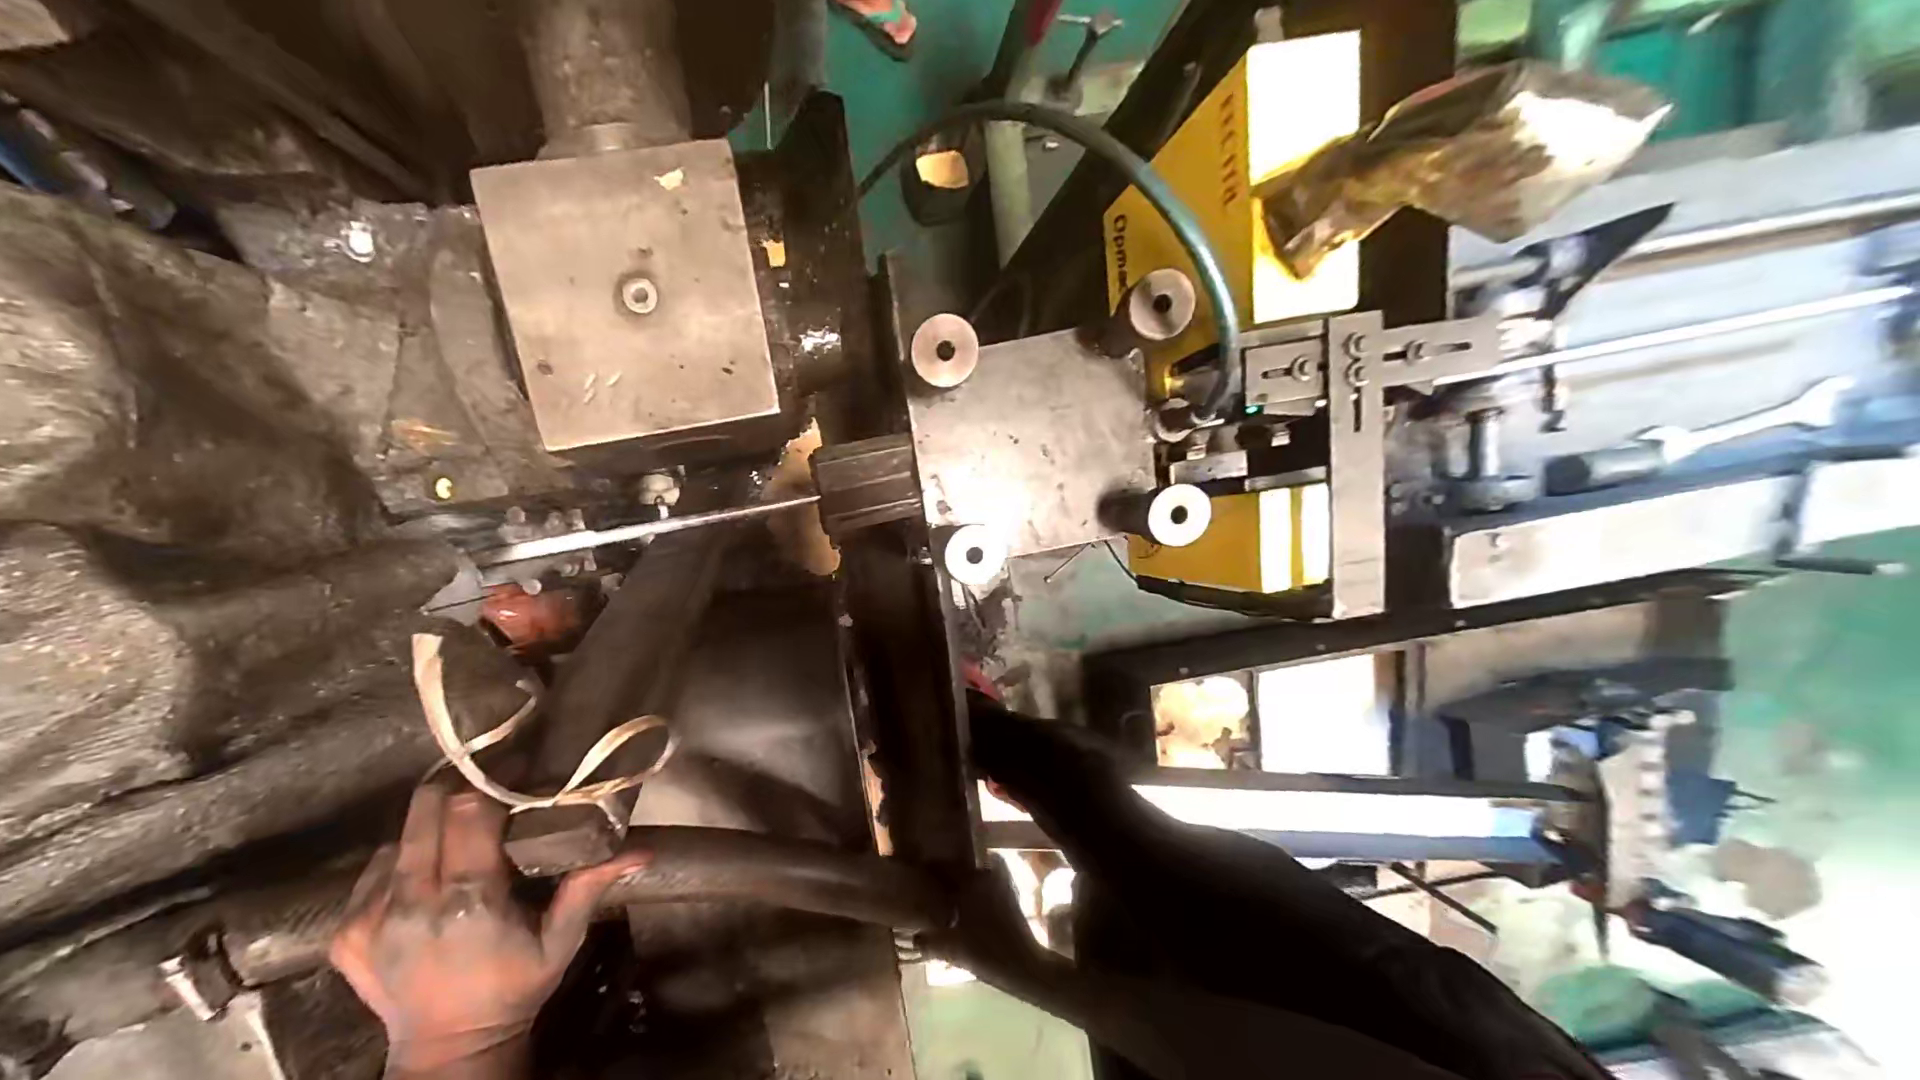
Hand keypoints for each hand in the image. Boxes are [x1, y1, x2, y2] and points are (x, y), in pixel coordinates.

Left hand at [329, 784, 649, 1077]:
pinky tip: (432, 866)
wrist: (447, 1049)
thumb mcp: (562, 940)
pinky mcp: (344, 934)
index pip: (468, 815)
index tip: (517, 767)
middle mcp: (409, 905)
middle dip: (458, 787)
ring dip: (433, 823)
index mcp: (466, 903)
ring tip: (465, 826)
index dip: (493, 782)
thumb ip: (591, 888)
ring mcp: (368, 920)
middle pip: (424, 813)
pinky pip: (375, 868)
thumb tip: (644, 850)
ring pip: (399, 837)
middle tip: (489, 781)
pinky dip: (406, 855)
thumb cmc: (514, 987)